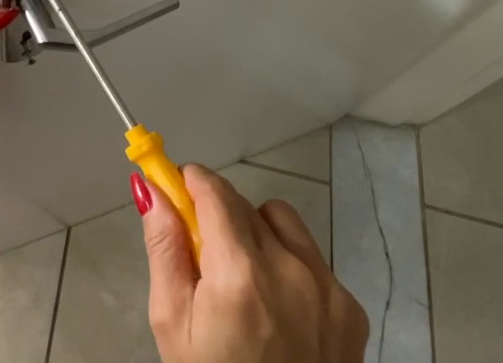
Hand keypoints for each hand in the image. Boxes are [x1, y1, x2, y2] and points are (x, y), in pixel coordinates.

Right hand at [141, 165, 367, 362]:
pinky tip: (276, 307)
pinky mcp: (350, 308)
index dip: (191, 180)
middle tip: (199, 248)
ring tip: (241, 276)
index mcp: (240, 275)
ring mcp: (328, 288)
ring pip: (281, 221)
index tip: (175, 186)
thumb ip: (164, 248)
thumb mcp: (172, 322)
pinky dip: (288, 263)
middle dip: (215, 210)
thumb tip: (151, 189)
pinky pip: (311, 257)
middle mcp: (291, 269)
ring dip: (255, 230)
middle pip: (243, 203)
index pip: (215, 191)